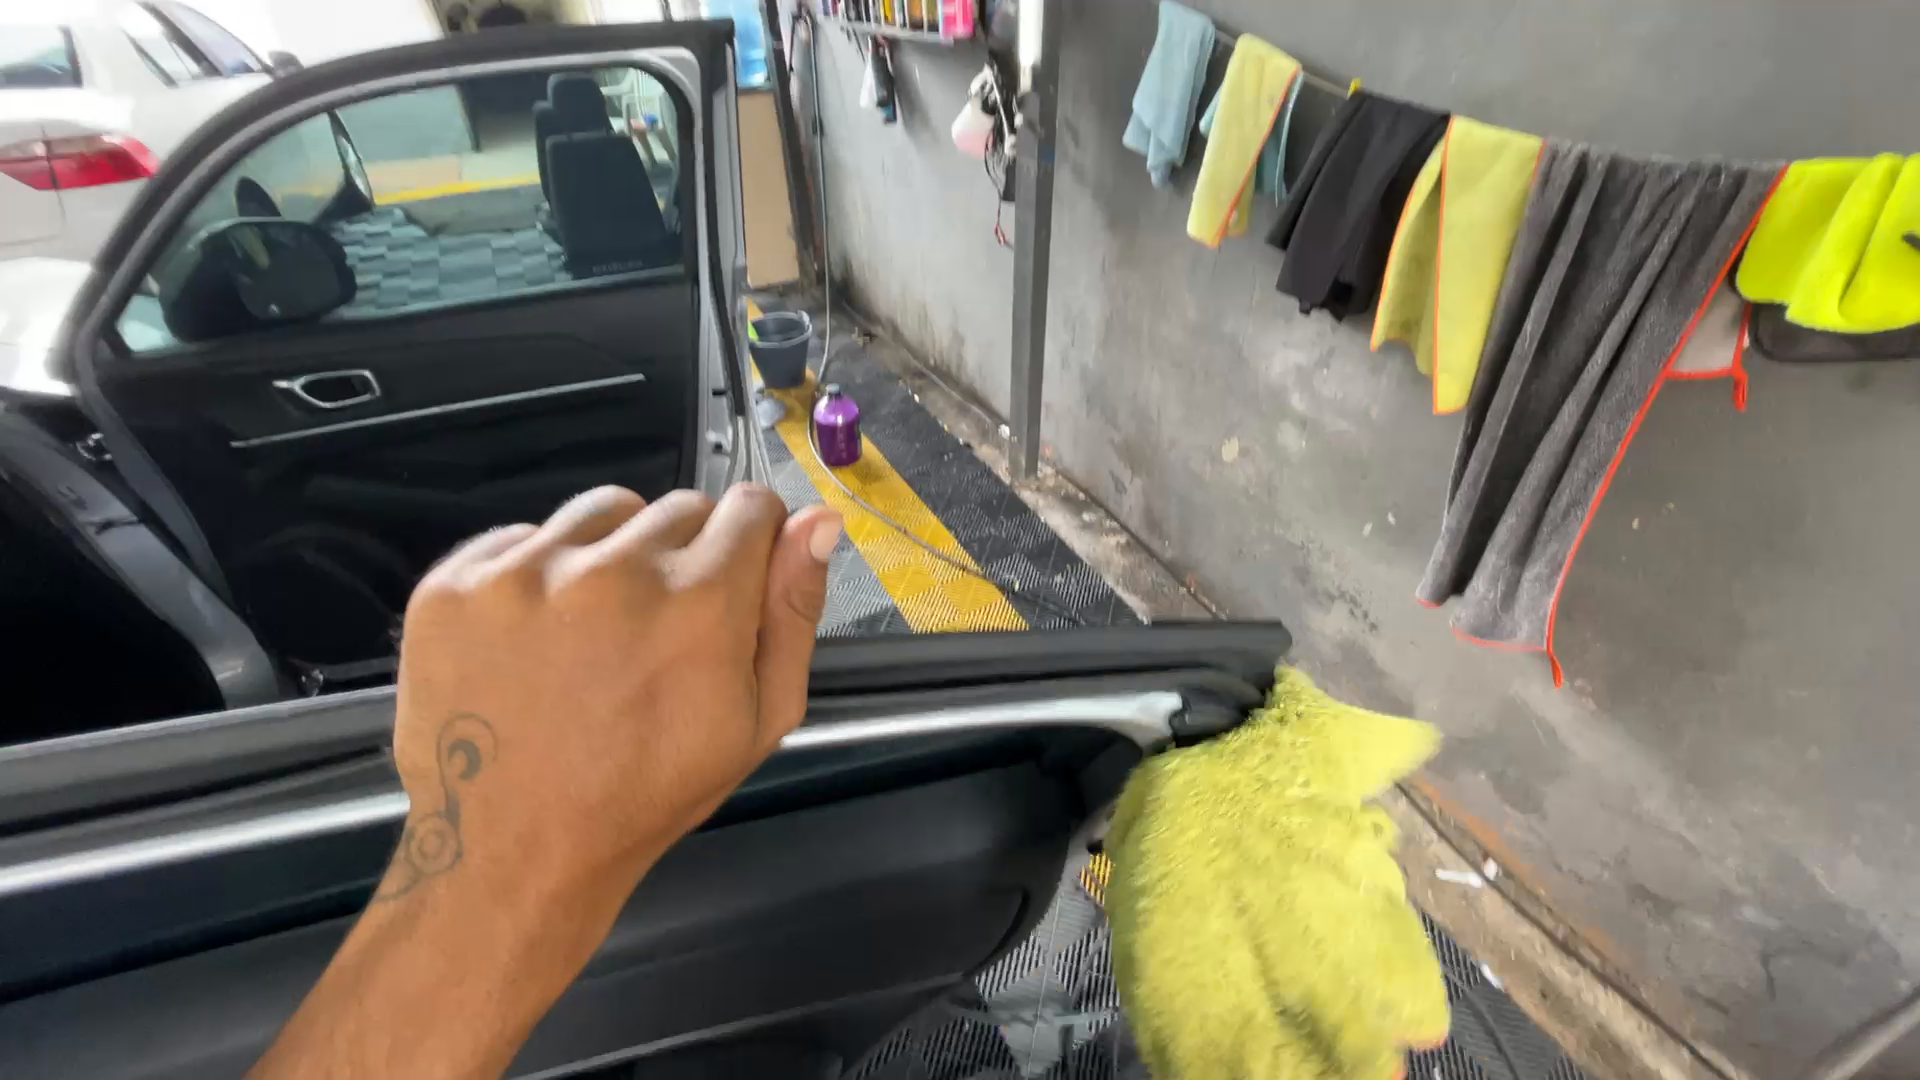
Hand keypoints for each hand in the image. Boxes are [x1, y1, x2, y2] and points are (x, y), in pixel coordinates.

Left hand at [384, 483, 843, 917]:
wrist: (515, 851)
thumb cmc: (657, 788)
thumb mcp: (763, 716)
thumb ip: (795, 610)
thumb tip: (819, 519)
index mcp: (701, 602)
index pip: (752, 505)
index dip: (756, 540)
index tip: (738, 580)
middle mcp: (615, 568)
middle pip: (683, 506)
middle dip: (692, 551)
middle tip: (666, 624)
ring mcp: (525, 571)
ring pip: (607, 509)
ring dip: (619, 549)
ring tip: (602, 623)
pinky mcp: (456, 582)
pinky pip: (524, 534)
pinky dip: (543, 569)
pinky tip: (539, 632)